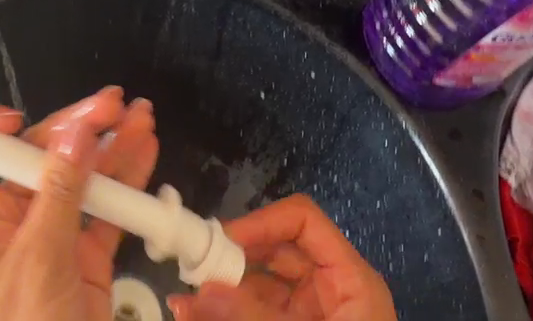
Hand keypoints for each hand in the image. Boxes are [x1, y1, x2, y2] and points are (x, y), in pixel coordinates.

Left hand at [0, 88, 158, 320]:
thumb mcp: (38, 262)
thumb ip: (60, 194)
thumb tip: (76, 132)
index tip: (16, 116)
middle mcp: (15, 215)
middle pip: (40, 153)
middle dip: (76, 125)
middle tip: (113, 105)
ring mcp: (54, 232)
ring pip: (80, 174)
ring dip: (111, 145)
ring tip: (141, 117)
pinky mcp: (86, 253)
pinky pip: (107, 207)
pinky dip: (128, 180)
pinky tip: (146, 152)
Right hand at [168, 195, 397, 320]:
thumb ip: (252, 318)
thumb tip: (199, 291)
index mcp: (348, 280)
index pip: (302, 222)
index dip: (261, 222)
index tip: (220, 241)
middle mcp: (329, 291)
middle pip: (274, 252)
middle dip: (232, 259)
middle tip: (192, 269)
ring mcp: (310, 318)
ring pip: (258, 289)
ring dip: (221, 293)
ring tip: (183, 305)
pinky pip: (254, 316)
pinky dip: (226, 316)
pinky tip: (192, 318)